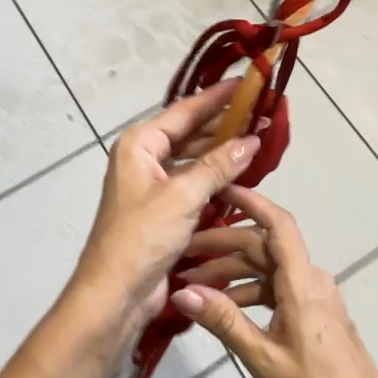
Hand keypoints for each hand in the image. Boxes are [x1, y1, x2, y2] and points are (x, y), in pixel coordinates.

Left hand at [71, 80, 260, 321]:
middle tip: (262, 115)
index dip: (217, 98)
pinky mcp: (160, 210)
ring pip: (191, 159)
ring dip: (221, 152)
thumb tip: (251, 139)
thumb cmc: (142, 237)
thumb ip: (218, 166)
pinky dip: (214, 178)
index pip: (184, 111)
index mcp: (139, 145)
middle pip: (188, 133)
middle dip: (223, 125)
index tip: (246, 83)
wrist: (115, 294)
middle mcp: (142, 159)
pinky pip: (192, 183)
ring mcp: (150, 185)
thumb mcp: (183, 196)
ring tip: (258, 141)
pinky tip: (239, 175)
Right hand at [169, 185, 377, 377]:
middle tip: (182, 254)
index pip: (278, 224)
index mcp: (302, 284)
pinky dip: (249, 291)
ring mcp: (315, 296)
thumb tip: (182, 292)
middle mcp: (311, 280)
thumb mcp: (264, 359)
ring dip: (232, 272)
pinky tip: (224, 307)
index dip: (250, 200)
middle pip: (264, 246)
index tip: (219, 188)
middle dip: (223, 245)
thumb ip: (224, 322)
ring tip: (193, 286)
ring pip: (268, 269)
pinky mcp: (315, 313)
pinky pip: (277, 288)